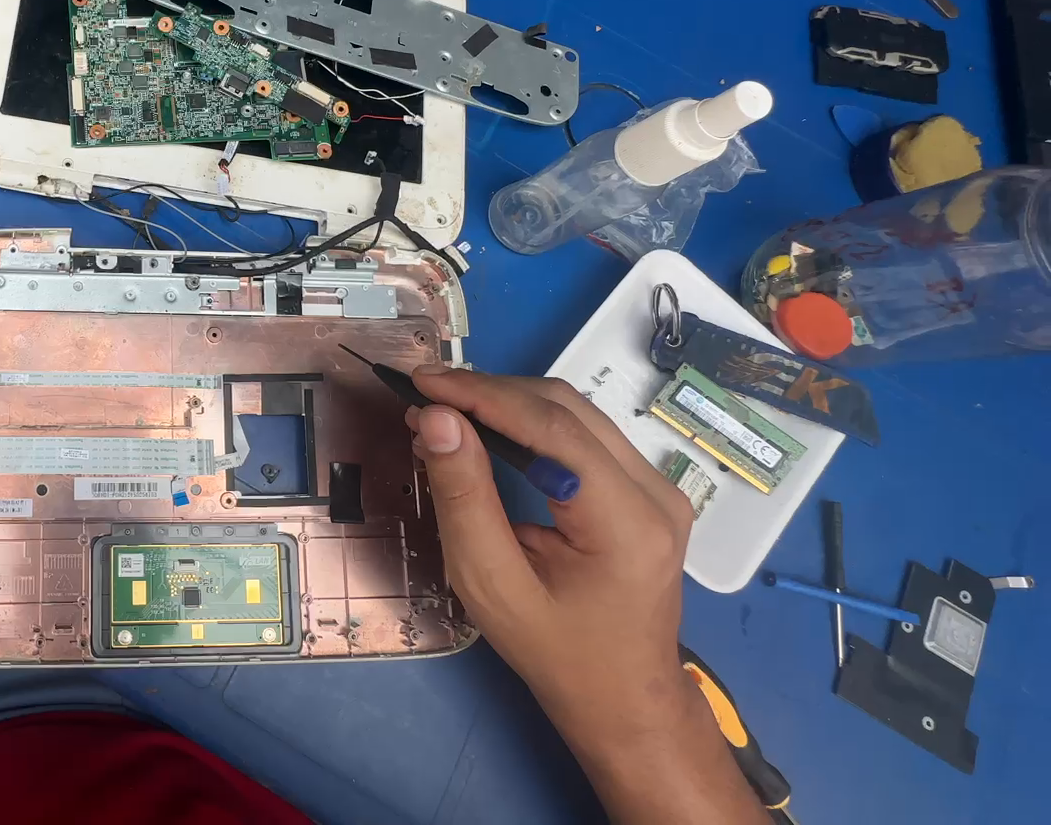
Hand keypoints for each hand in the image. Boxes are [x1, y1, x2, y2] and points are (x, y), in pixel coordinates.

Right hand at [404, 368, 764, 824]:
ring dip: (502, 399)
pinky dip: (522, 418)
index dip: (481, 394)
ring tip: (442, 407)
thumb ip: (462, 495)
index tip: (420, 381)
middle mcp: (655, 491)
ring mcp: (656, 486)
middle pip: (563, 407)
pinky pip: (577, 430)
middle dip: (486, 391)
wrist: (621, 695)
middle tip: (422, 395)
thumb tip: (434, 418)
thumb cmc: (552, 648)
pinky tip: (481, 425)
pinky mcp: (642, 487)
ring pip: (570, 410)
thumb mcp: (489, 580)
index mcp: (626, 521)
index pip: (550, 428)